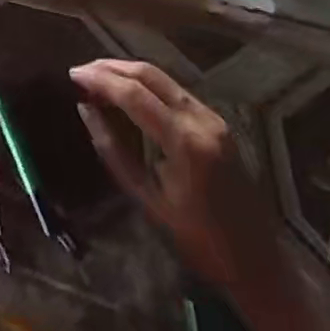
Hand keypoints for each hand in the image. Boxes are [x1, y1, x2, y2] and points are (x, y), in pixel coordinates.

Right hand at [70, 60, 281, 289]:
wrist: (258, 263)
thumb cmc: (197, 237)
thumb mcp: (145, 197)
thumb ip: (111, 148)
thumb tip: (85, 108)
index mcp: (185, 142)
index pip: (132, 93)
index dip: (98, 78)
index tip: (71, 74)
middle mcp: (203, 121)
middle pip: (149, 75)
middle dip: (110, 67)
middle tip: (80, 71)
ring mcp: (215, 120)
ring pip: (162, 78)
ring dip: (126, 72)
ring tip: (96, 78)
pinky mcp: (218, 124)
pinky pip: (174, 90)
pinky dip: (145, 83)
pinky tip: (126, 91)